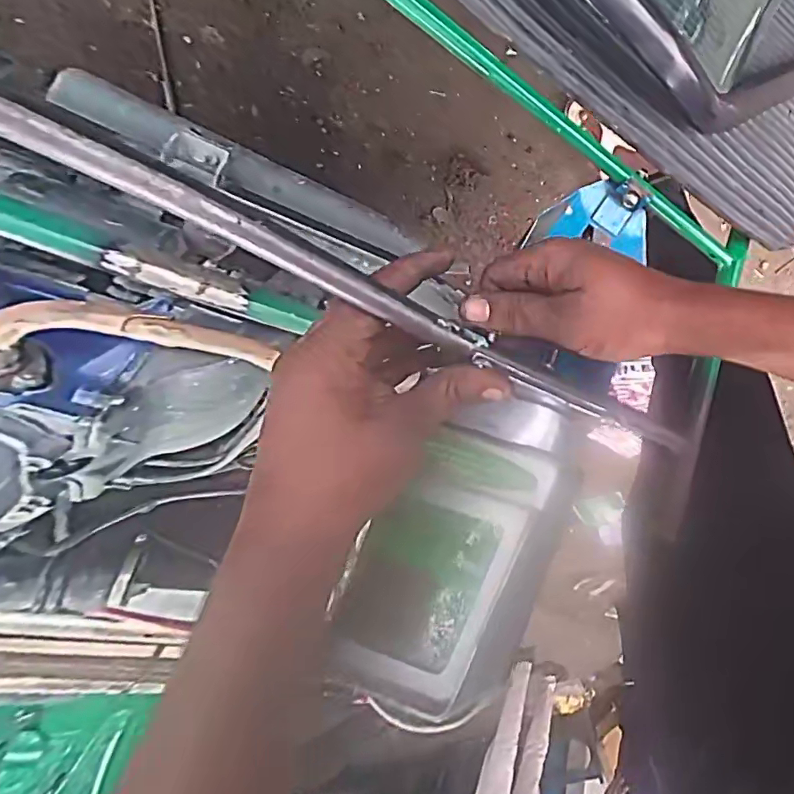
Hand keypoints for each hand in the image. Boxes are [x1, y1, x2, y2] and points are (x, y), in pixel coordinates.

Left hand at [240, 250, 510, 556]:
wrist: (295, 532)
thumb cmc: (344, 475)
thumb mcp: (405, 426)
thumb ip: (450, 391)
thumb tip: (498, 378)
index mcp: (325, 352)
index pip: (370, 294)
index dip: (410, 274)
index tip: (445, 260)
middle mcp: (314, 356)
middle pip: (372, 318)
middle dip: (420, 315)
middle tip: (463, 311)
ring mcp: (315, 379)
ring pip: (371, 345)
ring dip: (412, 344)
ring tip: (457, 342)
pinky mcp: (321, 399)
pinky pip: (364, 368)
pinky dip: (397, 366)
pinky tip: (433, 370)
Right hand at [459, 239, 699, 360]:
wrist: (674, 319)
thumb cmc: (628, 318)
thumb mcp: (564, 321)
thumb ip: (517, 313)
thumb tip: (473, 307)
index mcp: (550, 255)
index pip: (495, 272)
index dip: (486, 302)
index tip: (485, 332)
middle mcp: (560, 256)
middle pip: (513, 282)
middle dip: (509, 313)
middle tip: (514, 345)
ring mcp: (576, 270)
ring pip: (535, 294)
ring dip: (531, 320)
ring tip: (540, 346)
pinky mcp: (589, 286)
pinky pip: (556, 300)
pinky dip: (552, 319)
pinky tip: (559, 339)